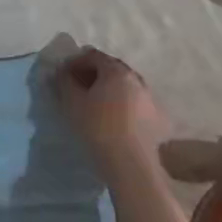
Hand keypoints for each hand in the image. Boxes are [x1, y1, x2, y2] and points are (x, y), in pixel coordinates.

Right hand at [55, 48, 168, 168]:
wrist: (131, 165)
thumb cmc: (97, 127)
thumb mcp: (72, 102)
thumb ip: (64, 81)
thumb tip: (62, 72)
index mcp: (116, 70)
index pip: (93, 56)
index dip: (75, 62)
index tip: (63, 76)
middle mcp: (137, 79)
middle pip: (111, 68)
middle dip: (93, 74)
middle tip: (78, 88)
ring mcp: (151, 99)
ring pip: (125, 86)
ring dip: (109, 89)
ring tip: (96, 105)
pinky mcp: (159, 119)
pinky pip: (136, 103)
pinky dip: (123, 104)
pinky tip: (114, 119)